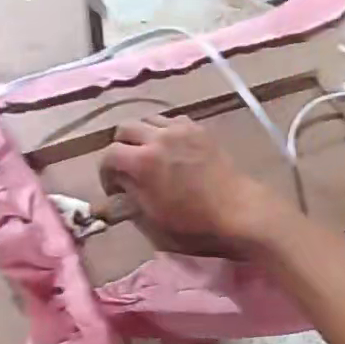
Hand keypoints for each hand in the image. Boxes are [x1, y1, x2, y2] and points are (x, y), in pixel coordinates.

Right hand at [99, 116, 288, 256]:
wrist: (238, 211)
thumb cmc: (194, 223)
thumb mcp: (153, 219)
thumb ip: (131, 198)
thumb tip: (120, 187)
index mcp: (142, 162)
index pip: (108, 155)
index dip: (105, 173)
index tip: (114, 189)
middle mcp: (158, 137)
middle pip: (124, 129)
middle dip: (120, 148)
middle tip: (128, 169)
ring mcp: (181, 129)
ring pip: (148, 120)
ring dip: (142, 136)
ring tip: (150, 155)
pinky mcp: (200, 130)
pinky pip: (173, 121)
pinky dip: (165, 131)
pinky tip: (173, 149)